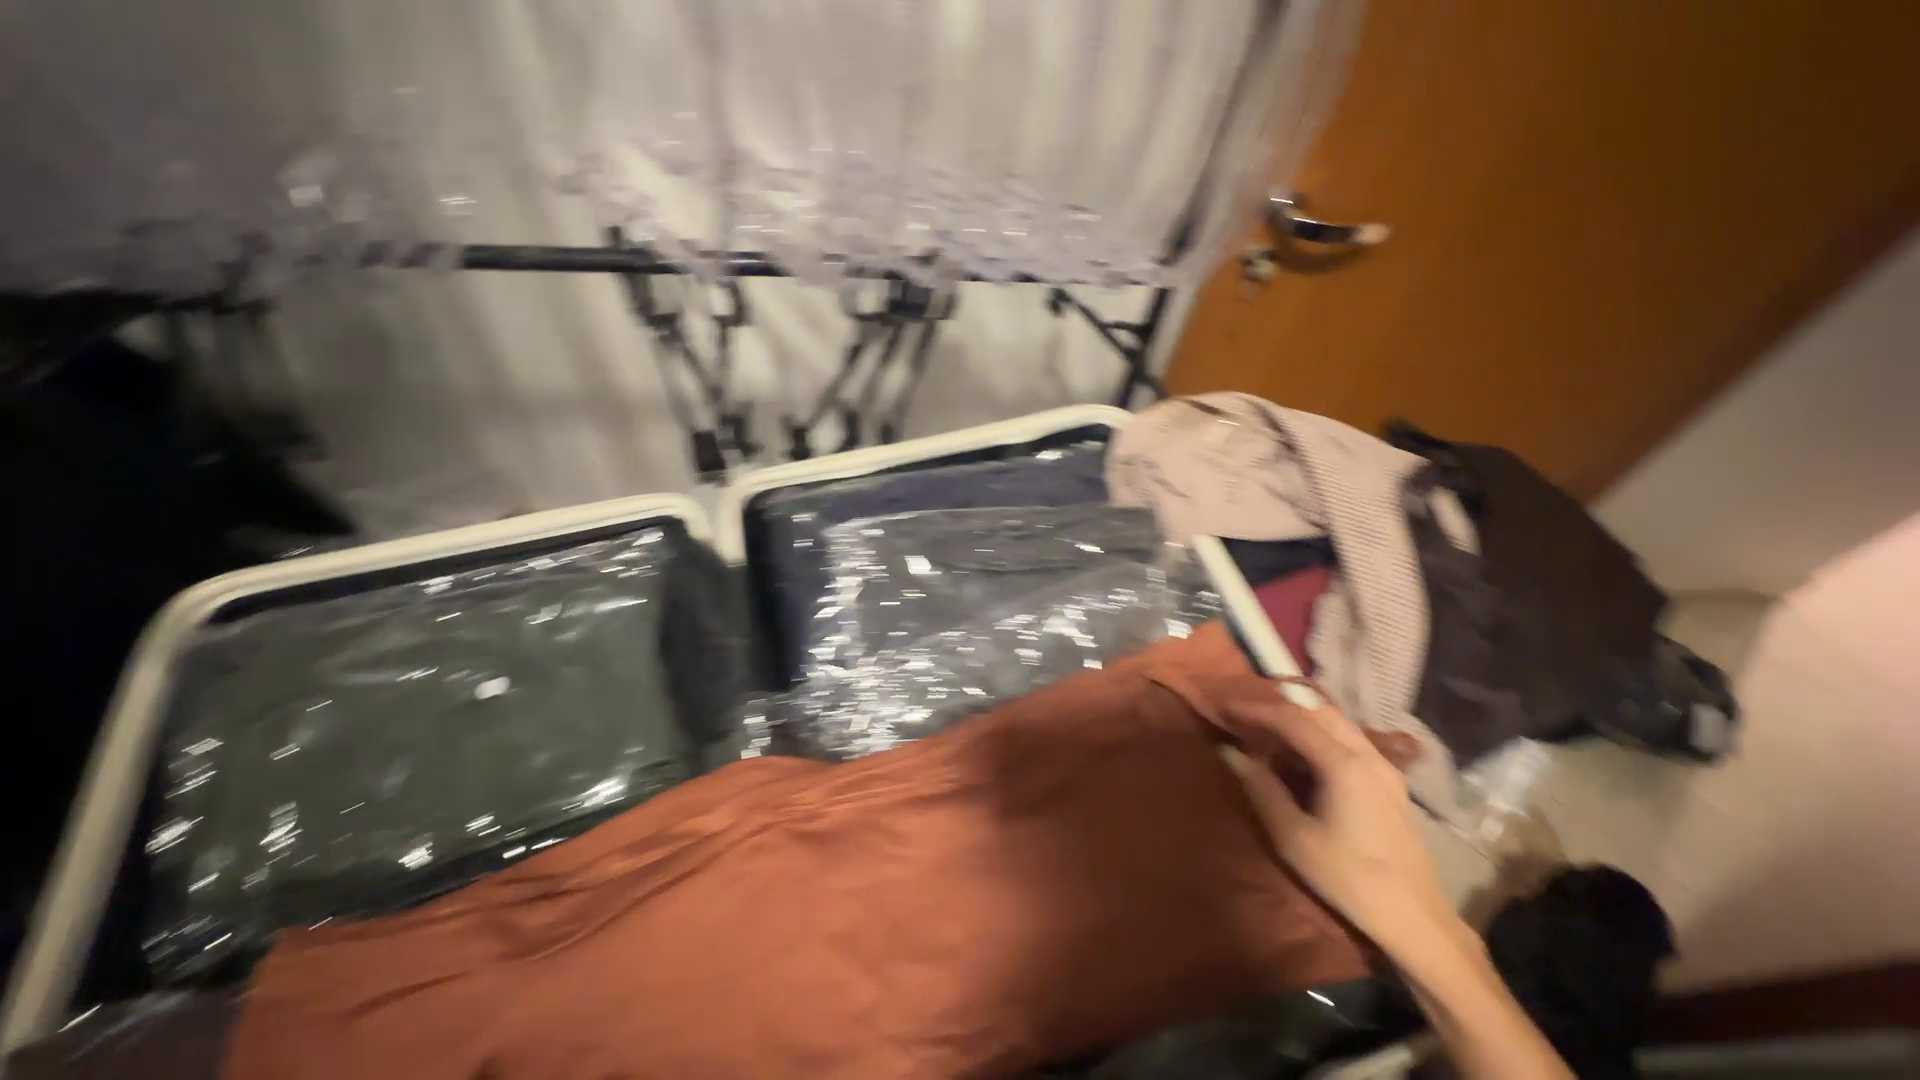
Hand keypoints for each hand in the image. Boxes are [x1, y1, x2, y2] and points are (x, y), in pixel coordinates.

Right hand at [1214, 692, 1460, 960]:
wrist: (1414, 916)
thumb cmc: (1348, 878)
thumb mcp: (1293, 838)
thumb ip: (1262, 790)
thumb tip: (1233, 754)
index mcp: (1344, 764)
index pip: (1293, 719)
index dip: (1257, 709)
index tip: (1227, 708)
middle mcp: (1368, 754)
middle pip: (1319, 711)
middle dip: (1280, 707)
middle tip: (1246, 716)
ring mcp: (1386, 767)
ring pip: (1338, 723)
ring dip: (1302, 719)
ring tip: (1269, 732)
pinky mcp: (1391, 782)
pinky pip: (1351, 740)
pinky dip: (1321, 734)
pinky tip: (1304, 755)